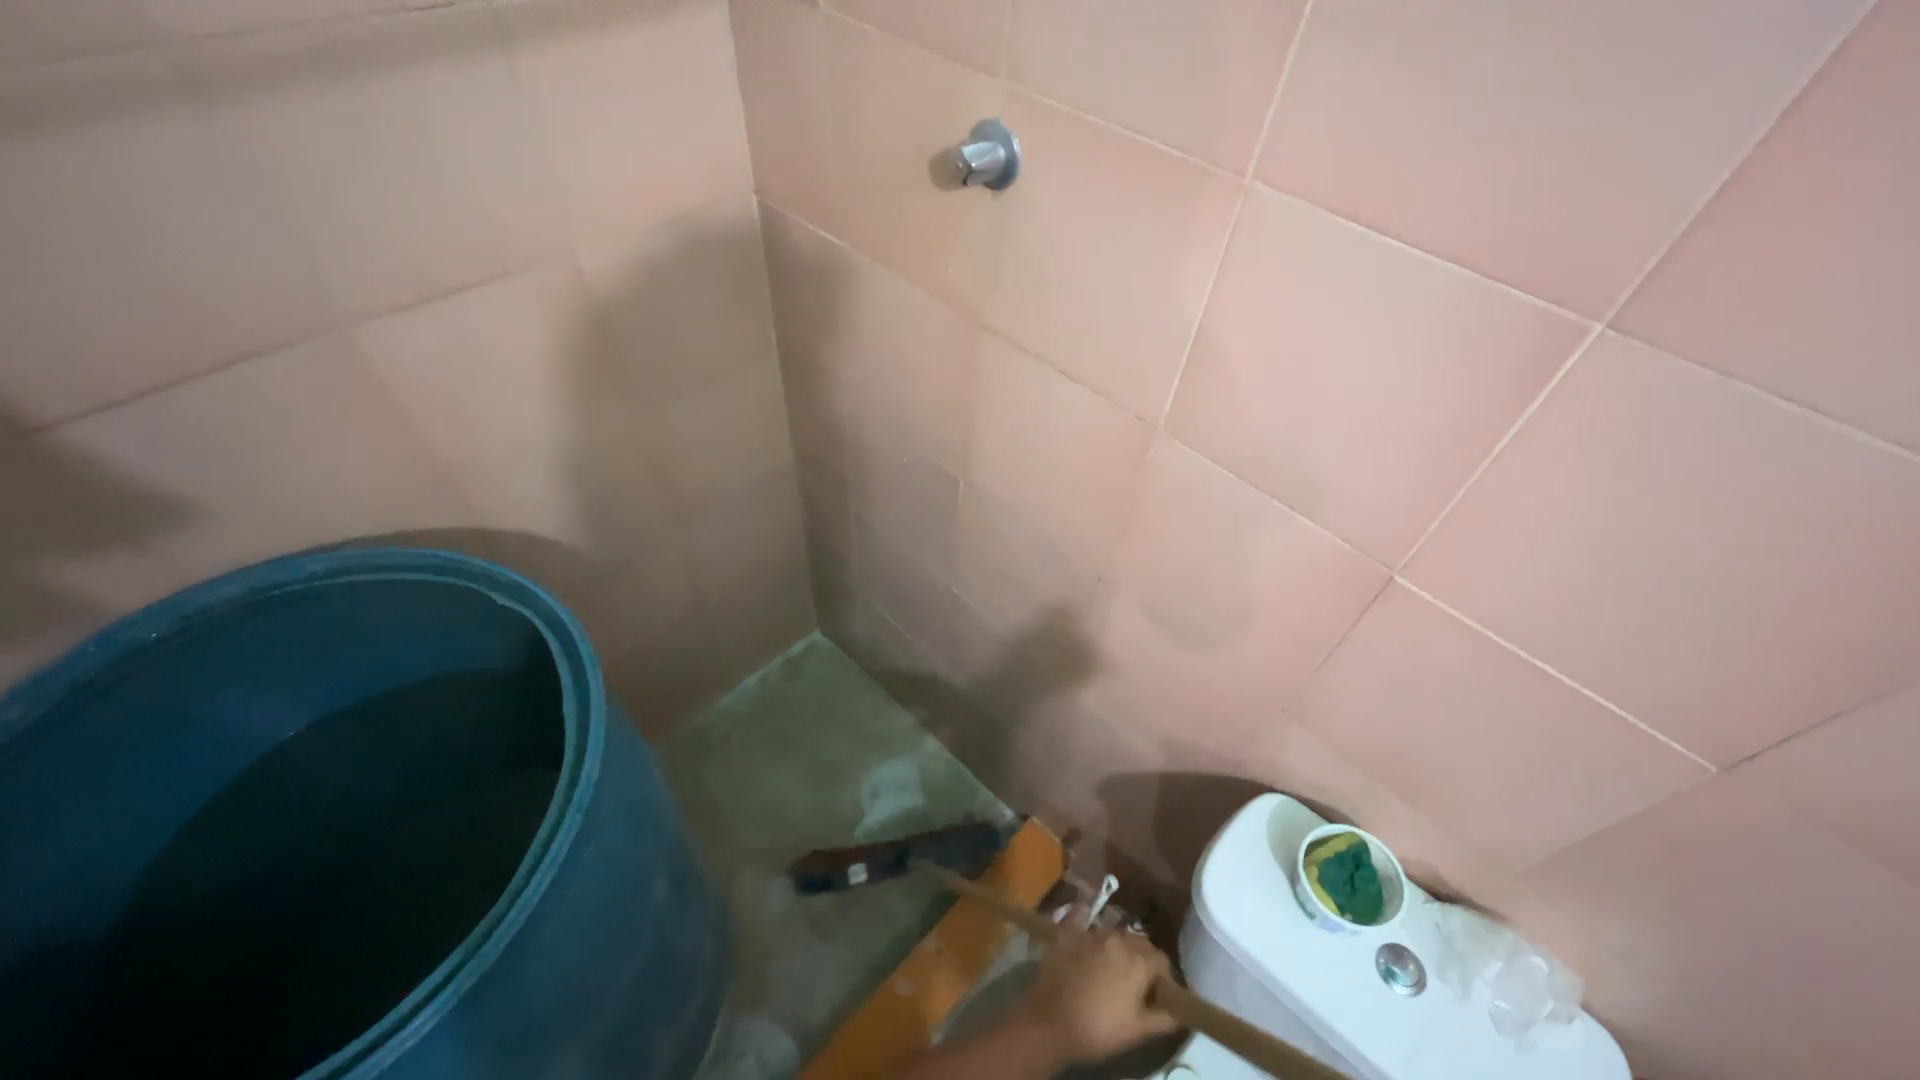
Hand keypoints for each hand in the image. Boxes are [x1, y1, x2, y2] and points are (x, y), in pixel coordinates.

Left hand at [1019, 925, 1180, 1063]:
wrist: (1049, 1023)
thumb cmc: (1098, 1029)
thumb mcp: (1138, 1031)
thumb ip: (1164, 1017)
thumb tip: (1179, 1010)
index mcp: (1138, 961)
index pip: (1162, 961)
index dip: (1164, 979)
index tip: (1160, 995)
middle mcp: (1117, 939)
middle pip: (1140, 943)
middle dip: (1144, 959)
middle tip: (1139, 983)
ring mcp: (1090, 934)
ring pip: (1114, 933)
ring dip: (1120, 946)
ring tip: (1115, 967)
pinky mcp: (1067, 934)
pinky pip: (1079, 917)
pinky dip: (1084, 915)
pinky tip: (1084, 913)